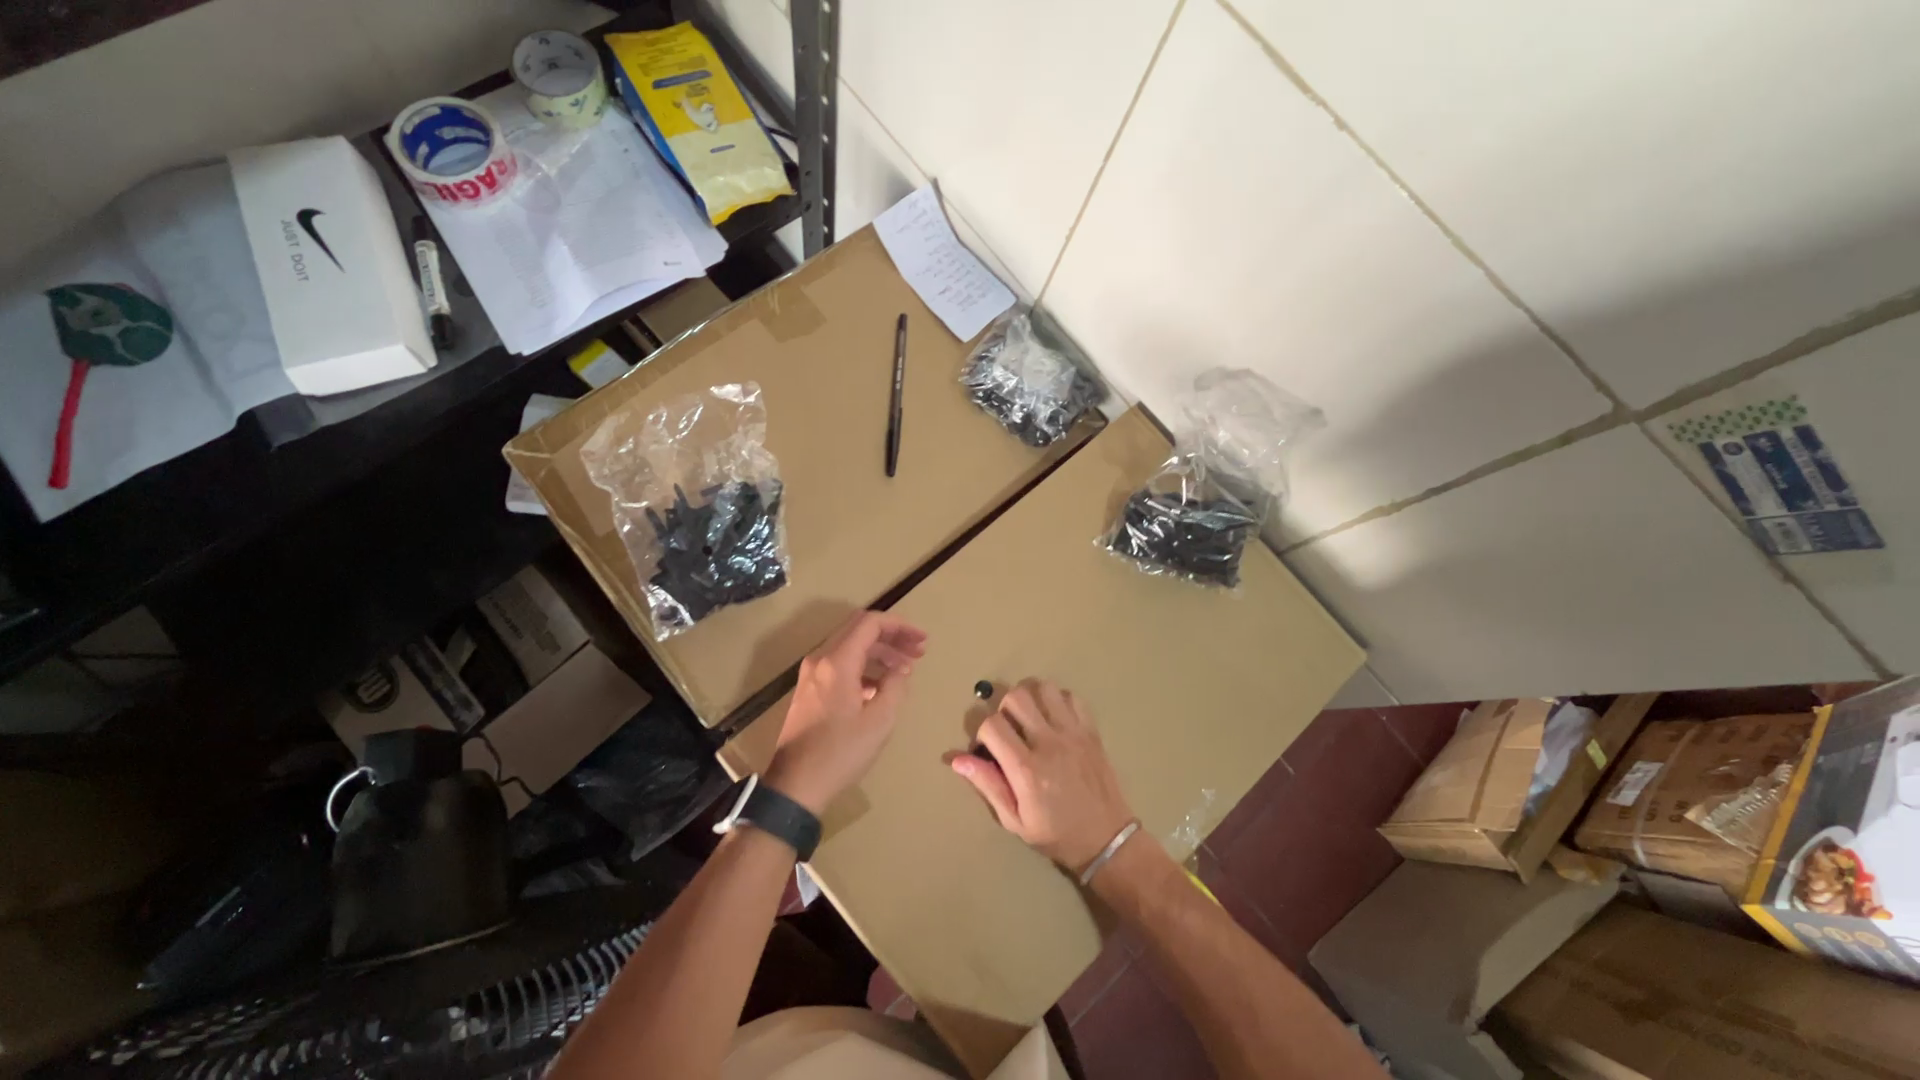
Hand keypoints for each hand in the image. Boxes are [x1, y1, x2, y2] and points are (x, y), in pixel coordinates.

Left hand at [765, 610, 927, 814]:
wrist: (795, 785)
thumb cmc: (841, 753)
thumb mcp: (880, 720)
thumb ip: (895, 686)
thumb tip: (900, 669)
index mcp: (837, 662)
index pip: (870, 623)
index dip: (900, 626)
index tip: (922, 639)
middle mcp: (820, 661)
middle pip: (859, 631)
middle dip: (891, 637)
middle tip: (918, 651)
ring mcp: (810, 675)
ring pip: (849, 648)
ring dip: (879, 653)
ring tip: (905, 669)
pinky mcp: (808, 691)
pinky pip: (839, 666)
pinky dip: (863, 668)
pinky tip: (880, 687)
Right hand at [949, 679, 1133, 872]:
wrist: (1107, 839)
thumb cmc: (1056, 834)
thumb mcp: (1014, 820)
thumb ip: (987, 785)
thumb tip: (957, 758)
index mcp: (1027, 770)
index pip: (992, 725)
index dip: (981, 733)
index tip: (987, 749)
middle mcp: (1050, 744)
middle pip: (1016, 697)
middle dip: (1003, 709)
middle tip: (1008, 731)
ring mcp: (1073, 733)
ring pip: (1044, 688)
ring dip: (1030, 698)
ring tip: (1029, 719)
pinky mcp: (1091, 731)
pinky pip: (1071, 697)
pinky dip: (1057, 701)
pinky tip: (1053, 720)